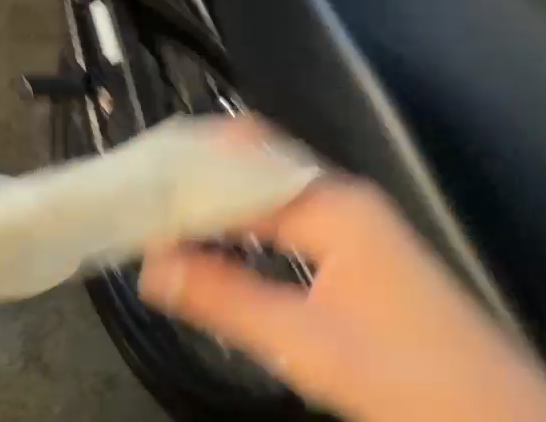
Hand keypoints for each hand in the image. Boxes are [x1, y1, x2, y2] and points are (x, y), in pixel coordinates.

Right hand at [140, 169, 545, 421]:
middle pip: (244, 163)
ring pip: (258, 189)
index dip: (175, 175)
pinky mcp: (356, 253)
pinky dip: (234, 219)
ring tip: (154, 215)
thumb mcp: (308, 346)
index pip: (231, 164)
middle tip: (131, 193)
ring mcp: (352, 225)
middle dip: (186, 175)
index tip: (127, 190)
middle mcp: (341, 201)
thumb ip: (223, 299)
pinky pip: (276, 213)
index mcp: (332, 206)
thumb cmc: (419, 384)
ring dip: (207, 198)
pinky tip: (207, 241)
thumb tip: (147, 266)